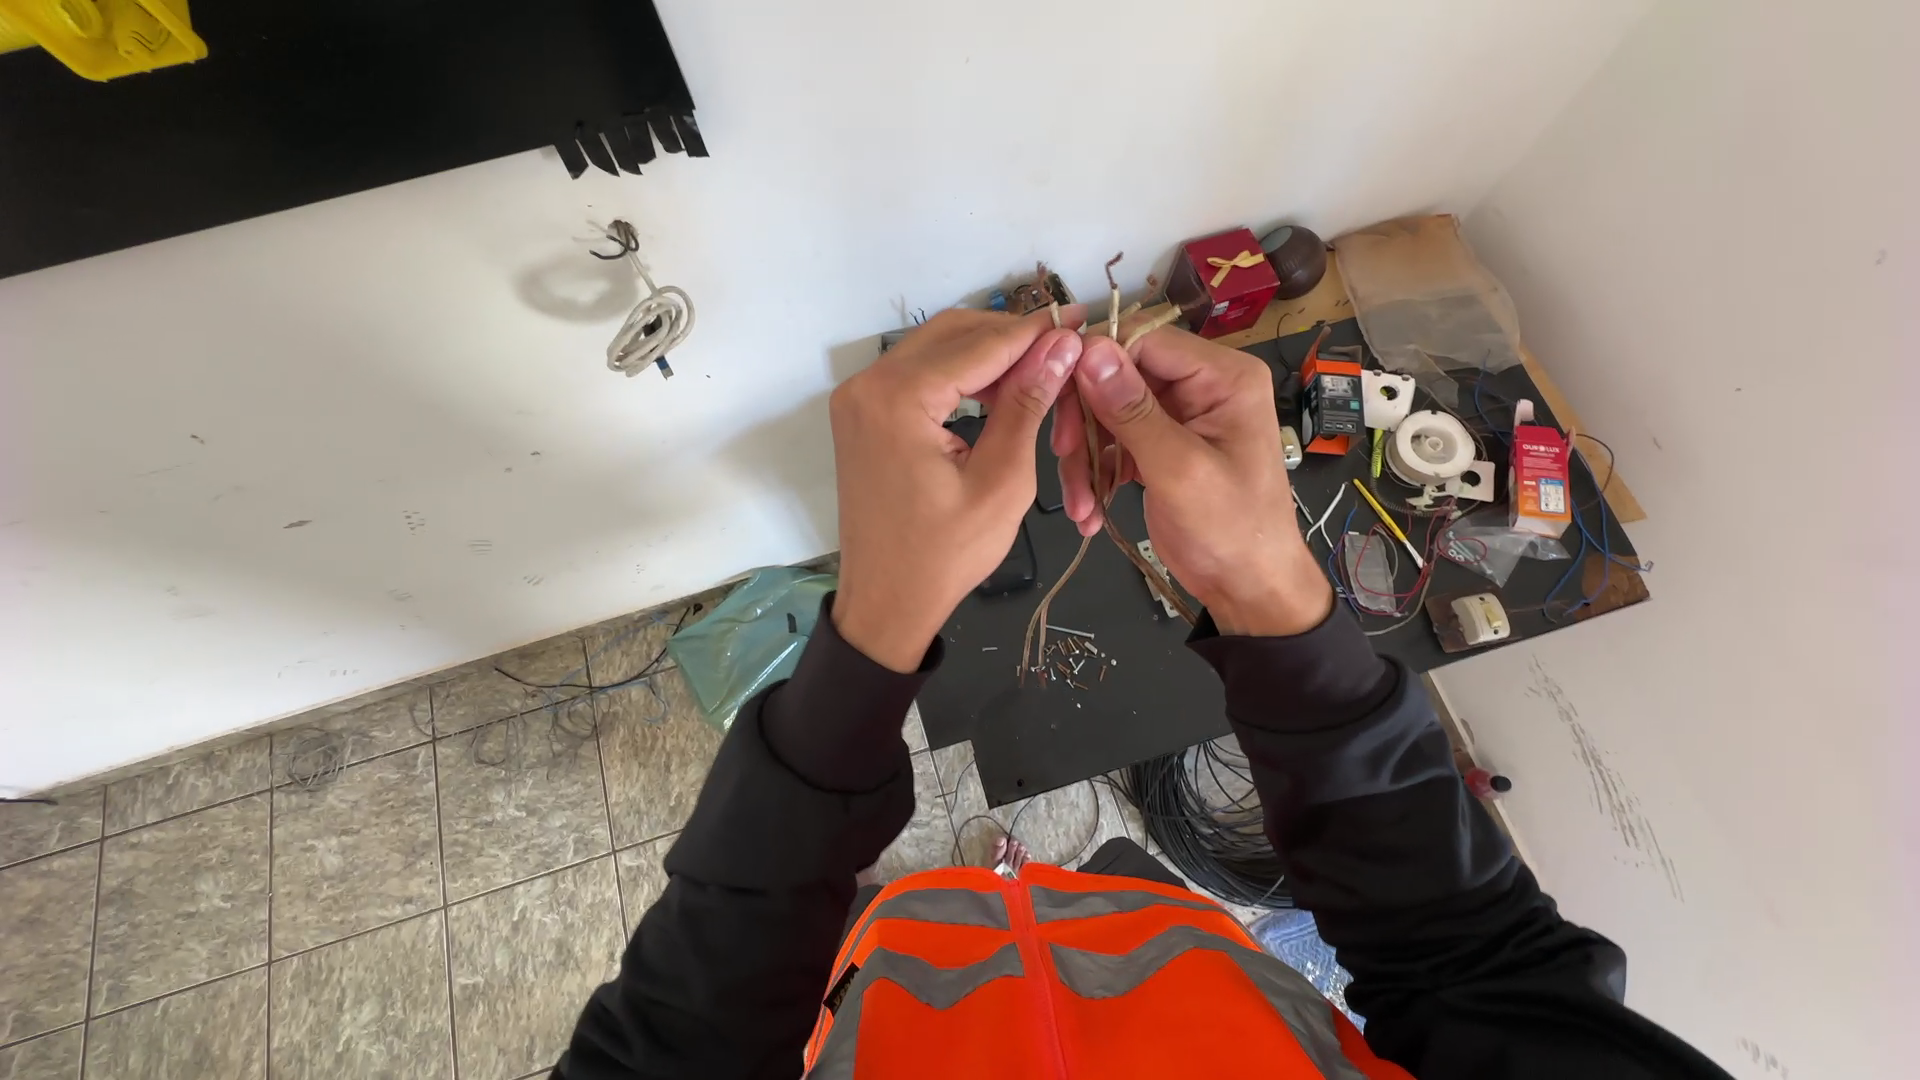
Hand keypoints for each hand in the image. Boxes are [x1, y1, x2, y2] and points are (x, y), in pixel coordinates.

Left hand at [831, 306, 1086, 670]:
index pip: (980, 344)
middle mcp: (867, 384)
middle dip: (1009, 337)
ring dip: (984, 354)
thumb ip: (1027, 404)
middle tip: (1061, 351)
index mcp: (898, 398)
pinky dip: (956, 375)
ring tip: (1037, 373)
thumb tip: (1061, 344)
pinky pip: (915, 375)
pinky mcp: (861, 415)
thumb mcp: (1001, 482)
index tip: (1079, 322)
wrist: (887, 602)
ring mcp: (858, 398)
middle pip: (952, 333)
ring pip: (933, 348)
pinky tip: (994, 391)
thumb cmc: (946, 555)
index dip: (1034, 332)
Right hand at [1051, 322, 1332, 636]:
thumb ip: (1132, 409)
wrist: (1246, 587)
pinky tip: (1091, 509)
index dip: (1096, 362)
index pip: (1145, 340)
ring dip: (1086, 456)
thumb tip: (1090, 349)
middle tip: (1063, 455)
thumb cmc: (1229, 529)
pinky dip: (1098, 473)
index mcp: (1223, 377)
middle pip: (1120, 377)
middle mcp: (1201, 386)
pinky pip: (1115, 443)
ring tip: (1079, 502)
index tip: (1057, 395)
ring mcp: (1179, 417)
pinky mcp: (1160, 446)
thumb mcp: (1178, 468)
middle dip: (1086, 419)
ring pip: (1109, 412)